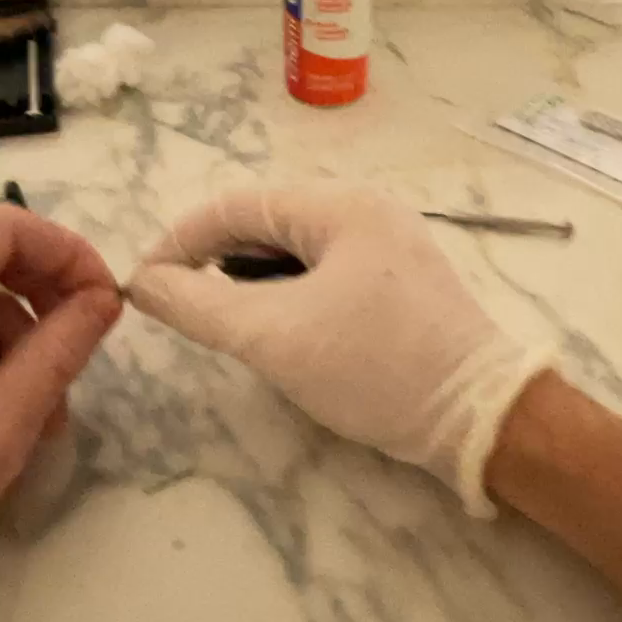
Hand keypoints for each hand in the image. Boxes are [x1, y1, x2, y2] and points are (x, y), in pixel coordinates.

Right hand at [128, 185, 548, 516]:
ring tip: (238, 325)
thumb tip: (144, 282)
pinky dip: (295, 296)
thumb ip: (199, 305)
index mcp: (340, 205)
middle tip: (192, 311)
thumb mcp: (274, 337)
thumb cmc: (375, 368)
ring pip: (299, 252)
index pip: (235, 207)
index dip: (179, 242)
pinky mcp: (403, 281)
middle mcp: (369, 210)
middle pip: (268, 224)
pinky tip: (289, 330)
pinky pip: (330, 274)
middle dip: (220, 264)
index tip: (142, 287)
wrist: (479, 416)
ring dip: (257, 282)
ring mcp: (392, 244)